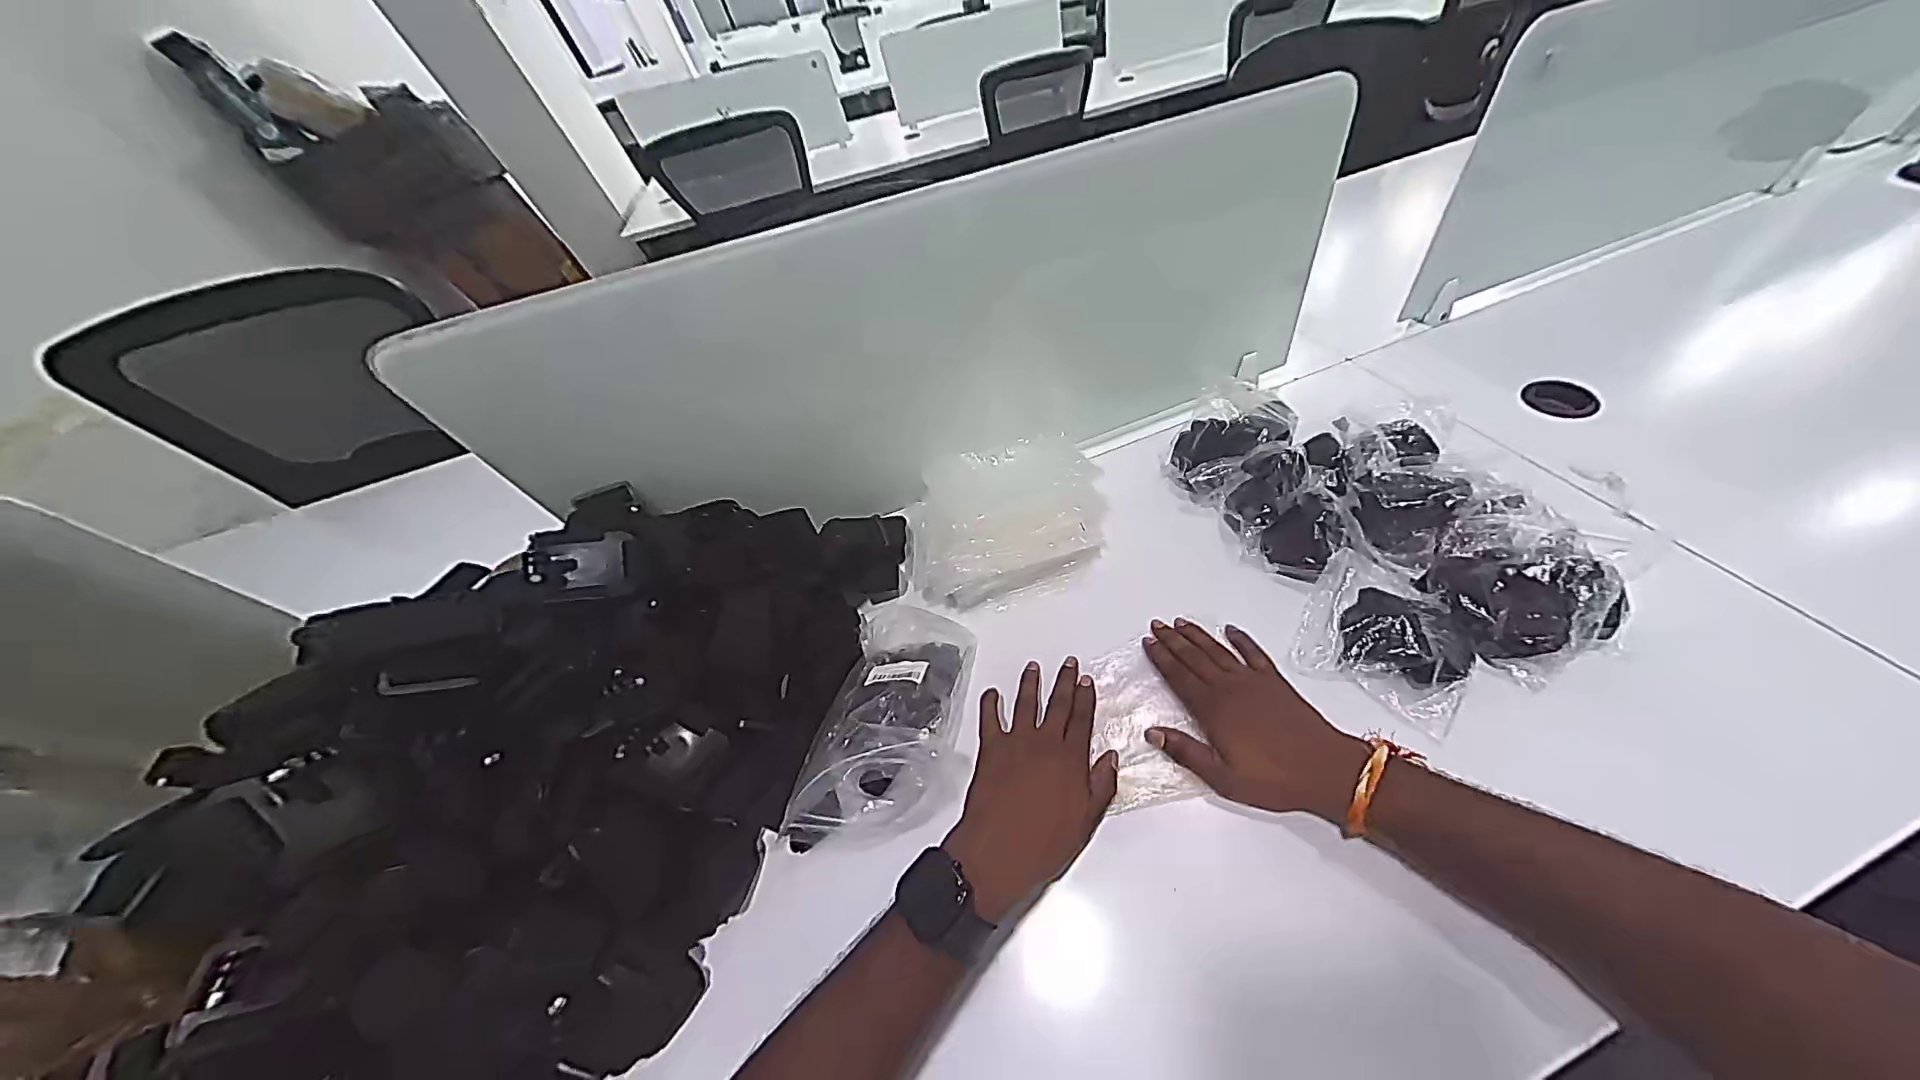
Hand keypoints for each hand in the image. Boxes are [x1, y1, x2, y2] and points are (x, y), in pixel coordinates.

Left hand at [944, 658, 1119, 921]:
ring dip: (1030, 684)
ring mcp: (1015, 744)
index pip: (1082, 720)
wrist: (999, 851)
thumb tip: (1110, 758)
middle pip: (1057, 705)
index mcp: (1070, 759)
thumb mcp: (1086, 820)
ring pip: (1025, 704)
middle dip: (1065, 682)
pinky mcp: (990, 750)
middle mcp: (1044, 744)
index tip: (1087, 682)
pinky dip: (991, 704)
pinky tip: (993, 694)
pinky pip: (990, 719)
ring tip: (1034, 668)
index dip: (1086, 699)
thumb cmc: (1044, 843)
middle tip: (1069, 664)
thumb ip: (1101, 786)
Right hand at [1143, 620, 1367, 822]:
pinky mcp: (1275, 683)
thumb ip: (1186, 752)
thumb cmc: (1276, 778)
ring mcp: (1254, 682)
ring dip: (1197, 635)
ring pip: (1217, 650)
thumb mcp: (1222, 777)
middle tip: (1158, 626)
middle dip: (1173, 640)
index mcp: (1213, 710)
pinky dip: (1241, 640)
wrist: (1326, 770)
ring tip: (1181, 624)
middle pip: (1194, 657)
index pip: (1179, 677)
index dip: (1162, 658)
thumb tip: (1155, 733)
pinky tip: (1231, 631)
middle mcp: (1230, 689)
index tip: (1150, 644)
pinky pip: (1253, 653)